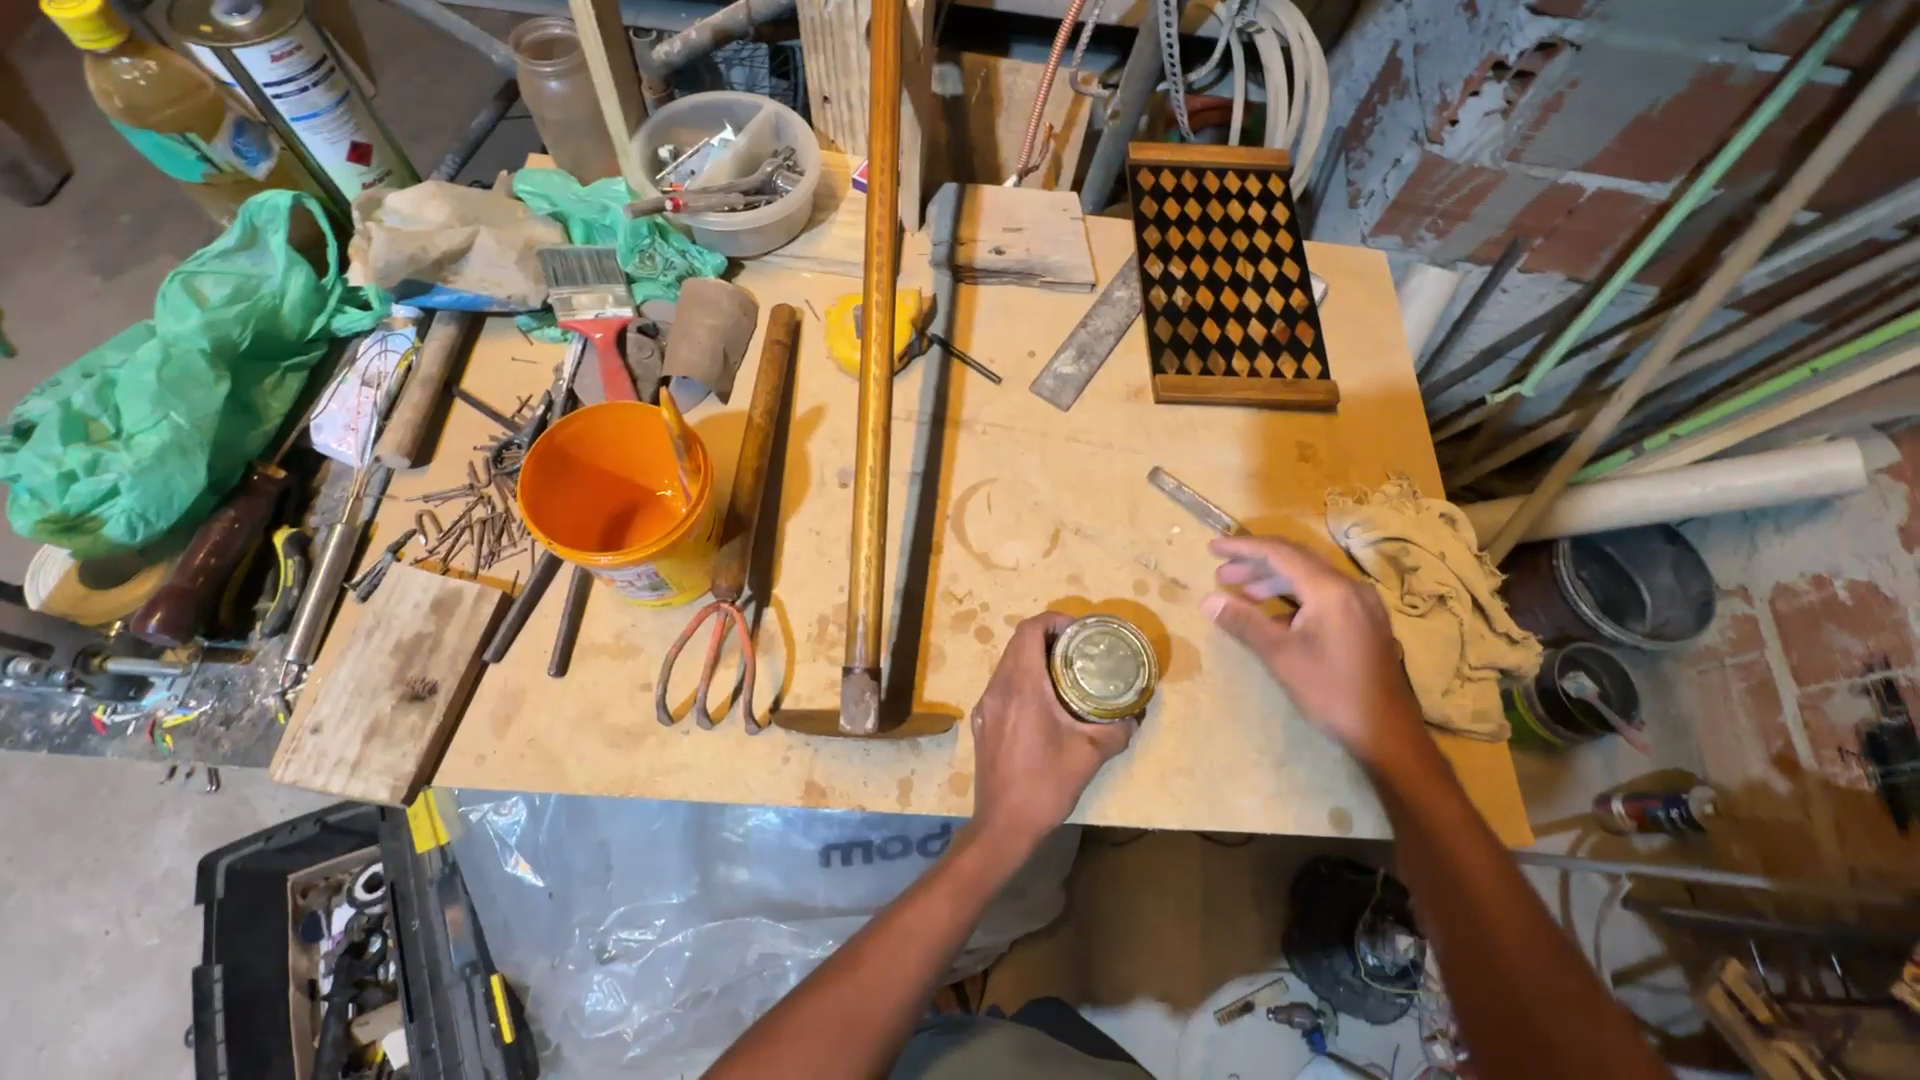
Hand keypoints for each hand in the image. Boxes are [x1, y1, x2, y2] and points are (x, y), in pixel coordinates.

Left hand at [970, 613, 1135, 845]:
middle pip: (1018, 644)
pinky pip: (1002, 688)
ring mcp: (985, 707)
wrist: (1003, 825)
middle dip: (1049, 639)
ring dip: (1035, 660)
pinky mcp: (982, 723)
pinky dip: (1023, 682)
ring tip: (1066, 674)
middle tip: (1079, 650)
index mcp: (1022, 687)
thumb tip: (1136, 714)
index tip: (1079, 630)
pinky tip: (1045, 704)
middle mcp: (998, 690)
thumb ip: (1118, 729)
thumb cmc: (1046, 785)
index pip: (1029, 631)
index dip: (1054, 620)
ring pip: (1008, 666)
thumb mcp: (1091, 754)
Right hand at [1201, 535, 1425, 768]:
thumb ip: (1245, 623)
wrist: (1386, 731)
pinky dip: (1294, 597)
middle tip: (1222, 575)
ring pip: (1311, 578)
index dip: (1243, 547)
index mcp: (1330, 590)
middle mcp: (1350, 587)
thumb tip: (1208, 601)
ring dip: (1274, 580)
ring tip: (1242, 593)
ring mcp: (1362, 604)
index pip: (1280, 553)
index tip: (1213, 548)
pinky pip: (1325, 594)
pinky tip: (1275, 617)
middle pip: (1296, 560)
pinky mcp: (1365, 621)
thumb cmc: (1331, 692)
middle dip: (1256, 563)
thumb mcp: (1281, 656)